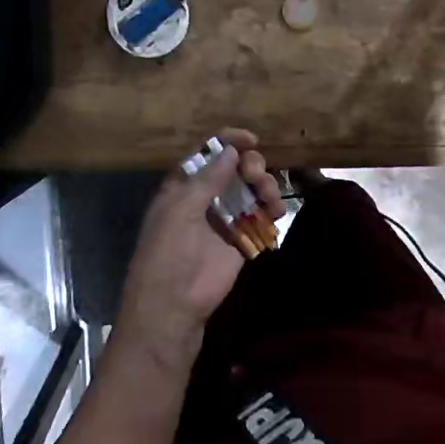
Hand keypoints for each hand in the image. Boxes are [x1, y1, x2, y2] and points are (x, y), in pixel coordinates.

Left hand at [116, 128, 283, 357]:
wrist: (173, 304)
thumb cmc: (168, 252)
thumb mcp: (181, 209)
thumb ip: (207, 179)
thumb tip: (230, 151)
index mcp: (182, 187)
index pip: (206, 155)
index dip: (226, 142)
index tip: (250, 138)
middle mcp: (204, 199)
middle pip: (233, 170)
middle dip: (250, 165)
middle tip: (255, 174)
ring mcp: (223, 221)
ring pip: (250, 192)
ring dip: (264, 186)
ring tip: (269, 197)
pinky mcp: (241, 242)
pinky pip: (260, 219)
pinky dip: (270, 211)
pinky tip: (276, 212)